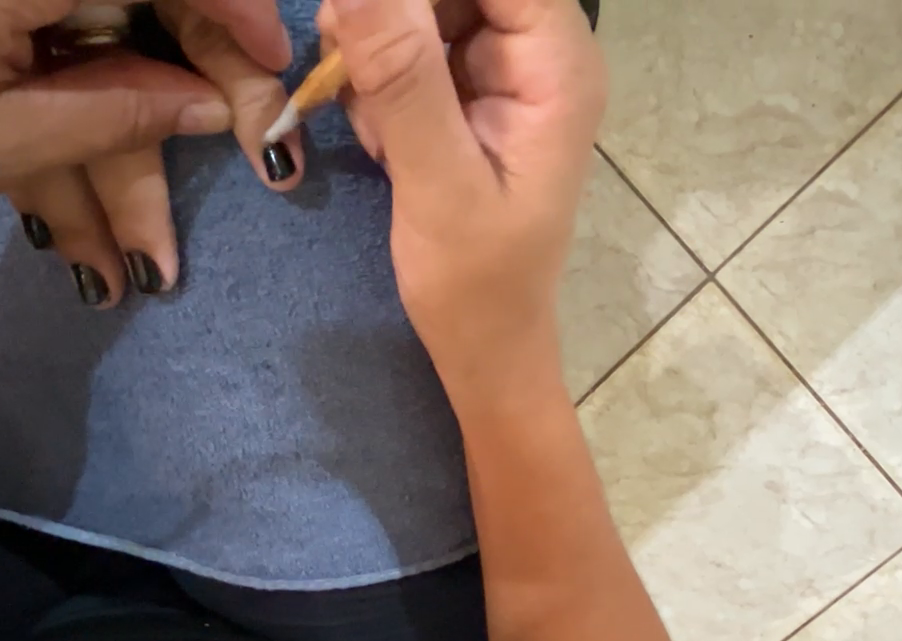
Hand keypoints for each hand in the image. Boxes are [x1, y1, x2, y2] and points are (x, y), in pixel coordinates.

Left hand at [0, 0, 283, 277]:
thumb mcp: (2, 142)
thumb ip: (122, 110)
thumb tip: (210, 102)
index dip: (227, 2)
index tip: (277, 61)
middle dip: (181, 89)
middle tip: (240, 158)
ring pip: (75, 45)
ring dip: (114, 155)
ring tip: (137, 263)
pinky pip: (27, 56)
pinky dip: (61, 136)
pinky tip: (78, 233)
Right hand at [323, 0, 604, 397]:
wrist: (484, 346)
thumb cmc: (476, 287)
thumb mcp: (438, 185)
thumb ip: (403, 77)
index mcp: (557, 69)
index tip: (360, 13)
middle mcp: (540, 60)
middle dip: (391, 15)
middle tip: (343, 63)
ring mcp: (504, 83)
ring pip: (425, 13)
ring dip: (379, 55)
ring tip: (373, 129)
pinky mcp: (471, 109)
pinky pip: (415, 58)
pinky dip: (384, 88)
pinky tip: (383, 143)